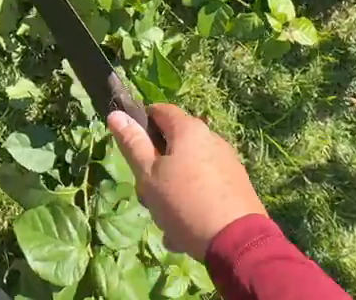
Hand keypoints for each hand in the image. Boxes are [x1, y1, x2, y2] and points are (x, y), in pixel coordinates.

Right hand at [107, 104, 265, 258]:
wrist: (239, 244)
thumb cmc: (185, 203)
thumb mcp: (148, 174)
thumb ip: (132, 143)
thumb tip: (116, 114)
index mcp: (188, 129)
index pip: (157, 111)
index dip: (141, 127)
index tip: (134, 152)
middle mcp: (212, 138)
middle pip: (173, 144)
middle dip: (156, 168)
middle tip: (148, 195)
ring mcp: (228, 163)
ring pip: (188, 169)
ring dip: (173, 191)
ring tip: (167, 222)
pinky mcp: (239, 187)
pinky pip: (206, 188)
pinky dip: (193, 202)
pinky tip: (185, 231)